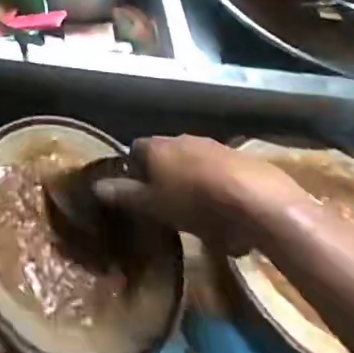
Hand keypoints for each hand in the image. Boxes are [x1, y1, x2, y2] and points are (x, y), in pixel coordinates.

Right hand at [93, 135, 310, 254]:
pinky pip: (220, 173)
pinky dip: (219, 189)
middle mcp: (182, 138)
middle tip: (168, 205)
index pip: (135, 150)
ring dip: (193, 182)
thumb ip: (125, 195)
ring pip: (194, 163)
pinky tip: (227, 213)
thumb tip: (95, 186)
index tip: (139, 193)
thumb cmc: (195, 201)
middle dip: (165, 176)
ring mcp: (214, 146)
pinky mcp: (242, 159)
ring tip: (200, 213)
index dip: (134, 170)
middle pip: (165, 155)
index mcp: (156, 146)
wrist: (258, 201)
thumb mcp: (154, 205)